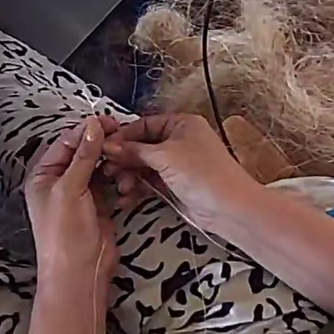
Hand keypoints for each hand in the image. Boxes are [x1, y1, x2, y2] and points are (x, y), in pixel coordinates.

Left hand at [25, 117, 118, 290]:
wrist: (79, 273)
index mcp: (43, 175)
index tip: (106, 121)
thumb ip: (83, 156)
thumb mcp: (70, 189)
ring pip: (99, 168)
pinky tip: (126, 181)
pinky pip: (110, 184)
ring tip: (125, 163)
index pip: (65, 143)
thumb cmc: (64, 234)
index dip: (85, 131)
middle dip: (102, 146)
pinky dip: (119, 181)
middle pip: (83, 154)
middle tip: (122, 136)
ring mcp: (80, 195)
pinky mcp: (98, 206)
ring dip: (113, 164)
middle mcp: (59, 183)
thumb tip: (92, 126)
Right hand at [100, 115, 266, 232]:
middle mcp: (178, 140)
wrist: (230, 209)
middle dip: (124, 158)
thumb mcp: (164, 156)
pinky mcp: (175, 183)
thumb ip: (133, 150)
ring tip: (120, 186)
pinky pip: (149, 180)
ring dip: (128, 175)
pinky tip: (127, 196)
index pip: (143, 124)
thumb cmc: (204, 174)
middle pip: (141, 145)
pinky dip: (137, 186)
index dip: (123, 136)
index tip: (104, 147)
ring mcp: (177, 163)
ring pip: (143, 165)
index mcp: (180, 124)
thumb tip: (108, 145)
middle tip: (108, 169)